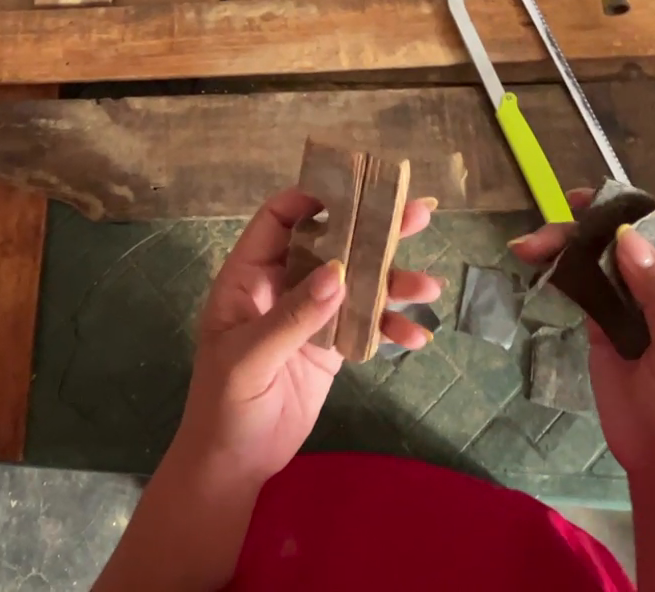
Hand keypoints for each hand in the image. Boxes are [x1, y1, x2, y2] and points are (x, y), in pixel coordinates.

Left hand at [171, 187, 441, 483]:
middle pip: (330, 244)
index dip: (310, 200)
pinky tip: (415, 336)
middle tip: (418, 214)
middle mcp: (283, 285)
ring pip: (355, 282)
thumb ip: (293, 316)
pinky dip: (390, 326)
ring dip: (392, 282)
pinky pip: (366, 324)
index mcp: (250, 276)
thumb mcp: (249, 357)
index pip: (278, 221)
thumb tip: (338, 272)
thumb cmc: (225, 403)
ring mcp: (311, 314)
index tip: (354, 191)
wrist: (235, 462)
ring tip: (429, 288)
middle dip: (372, 229)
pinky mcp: (332, 345)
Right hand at [510, 189, 654, 496]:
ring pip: (597, 261)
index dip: (630, 210)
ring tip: (526, 247)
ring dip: (563, 247)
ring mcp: (632, 307)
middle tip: (543, 232)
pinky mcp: (604, 325)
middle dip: (582, 229)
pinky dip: (560, 271)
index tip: (587, 202)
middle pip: (622, 242)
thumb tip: (626, 238)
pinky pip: (582, 287)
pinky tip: (537, 265)